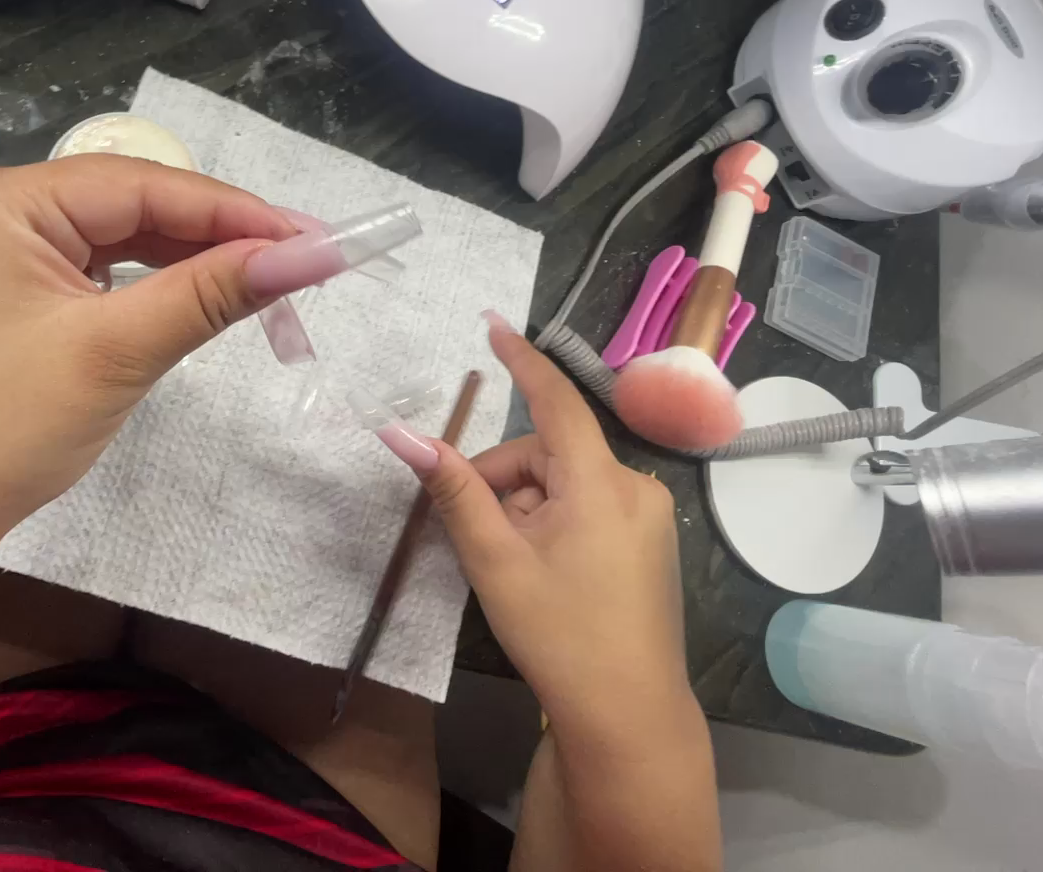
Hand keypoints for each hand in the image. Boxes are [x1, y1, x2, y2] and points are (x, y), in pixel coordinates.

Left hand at [0, 155, 303, 550]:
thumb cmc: (8, 430)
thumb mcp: (116, 352)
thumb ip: (210, 294)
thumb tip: (307, 255)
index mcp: (6, 200)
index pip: (142, 186)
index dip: (234, 210)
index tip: (312, 237)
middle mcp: (3, 205)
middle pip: (134, 204)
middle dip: (218, 234)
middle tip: (300, 258)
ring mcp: (8, 244)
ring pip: (124, 234)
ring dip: (193, 257)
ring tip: (267, 275)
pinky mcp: (20, 283)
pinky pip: (104, 265)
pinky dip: (156, 280)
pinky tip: (203, 287)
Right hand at [375, 315, 693, 730]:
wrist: (628, 719)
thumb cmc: (558, 632)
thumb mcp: (494, 558)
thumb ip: (451, 489)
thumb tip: (398, 433)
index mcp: (600, 484)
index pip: (555, 400)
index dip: (521, 360)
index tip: (492, 324)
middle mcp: (632, 488)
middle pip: (545, 454)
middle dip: (500, 481)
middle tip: (473, 534)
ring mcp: (644, 517)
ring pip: (560, 482)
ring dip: (521, 505)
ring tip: (505, 561)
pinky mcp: (645, 542)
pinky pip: (583, 505)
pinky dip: (547, 519)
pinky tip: (536, 566)